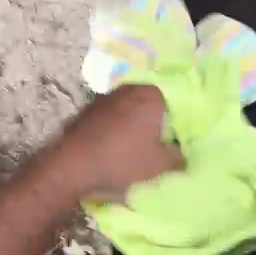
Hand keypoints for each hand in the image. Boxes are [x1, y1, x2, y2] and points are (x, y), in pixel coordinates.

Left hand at [39, 84, 182, 201]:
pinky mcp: (89, 109)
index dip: (175, 125)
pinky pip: (111, 118)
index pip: (173, 105)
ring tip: (133, 152)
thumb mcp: (160, 166)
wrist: (72, 165)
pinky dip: (115, 129)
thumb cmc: (123, 161)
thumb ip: (179, 157)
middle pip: (150, 105)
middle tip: (155, 148)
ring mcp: (107, 97)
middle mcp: (130, 88)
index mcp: (151, 94)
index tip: (173, 144)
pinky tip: (113, 149)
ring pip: (130, 111)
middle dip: (154, 124)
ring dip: (133, 126)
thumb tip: (183, 154)